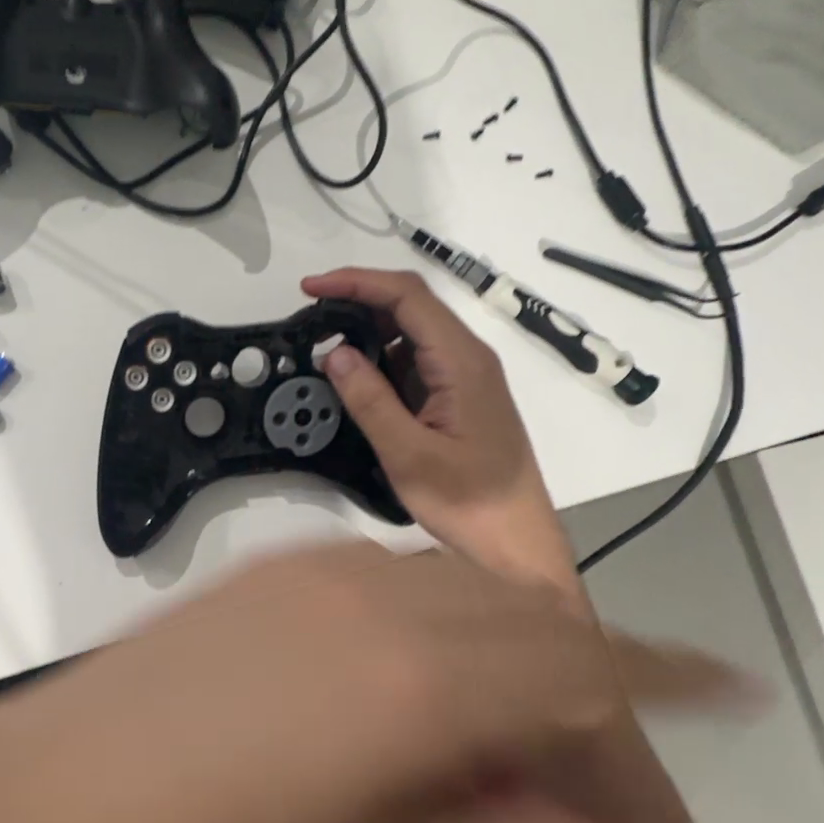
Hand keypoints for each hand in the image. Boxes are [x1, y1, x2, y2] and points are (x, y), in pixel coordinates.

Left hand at [0, 544, 730, 822]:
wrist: (37, 797)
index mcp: (423, 682)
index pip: (587, 666)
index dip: (667, 677)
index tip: (725, 687)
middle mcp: (382, 597)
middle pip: (524, 614)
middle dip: (581, 661)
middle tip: (601, 724)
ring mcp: (314, 570)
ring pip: (454, 584)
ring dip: (500, 632)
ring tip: (506, 698)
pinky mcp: (263, 567)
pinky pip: (382, 571)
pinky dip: (425, 609)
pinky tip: (408, 663)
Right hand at [303, 268, 583, 610]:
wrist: (515, 540)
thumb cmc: (467, 500)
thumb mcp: (408, 454)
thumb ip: (370, 399)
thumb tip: (334, 352)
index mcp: (461, 361)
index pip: (407, 296)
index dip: (356, 282)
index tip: (310, 288)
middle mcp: (467, 358)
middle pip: (411, 306)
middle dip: (357, 302)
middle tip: (308, 319)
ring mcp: (465, 378)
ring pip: (412, 334)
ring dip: (367, 333)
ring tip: (322, 350)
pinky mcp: (459, 398)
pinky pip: (416, 363)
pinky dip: (381, 362)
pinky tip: (354, 381)